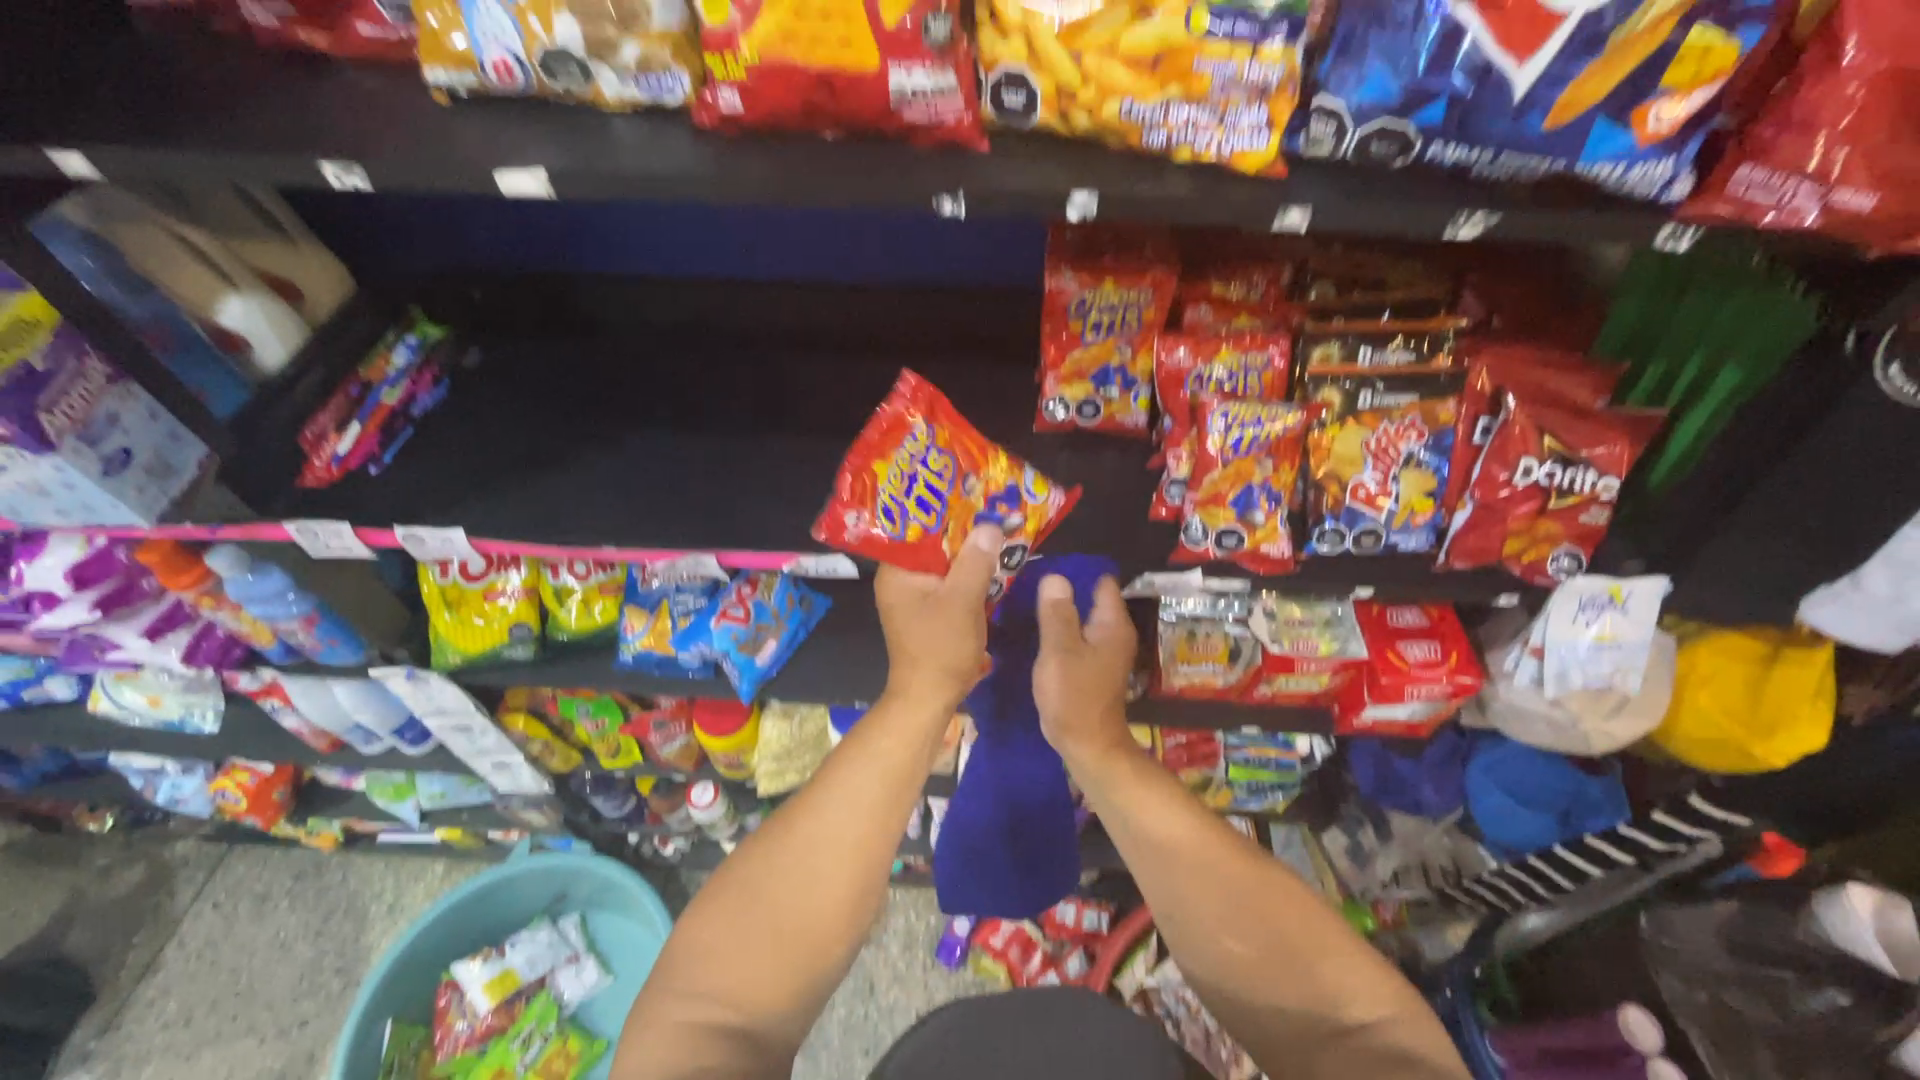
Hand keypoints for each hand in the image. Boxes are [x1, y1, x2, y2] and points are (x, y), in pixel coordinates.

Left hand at [874, 525, 1000, 709]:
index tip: (974, 494)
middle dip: (964, 530)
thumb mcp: (963, 601)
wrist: (930, 698)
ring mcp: (914, 596)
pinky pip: (949, 581)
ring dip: (969, 552)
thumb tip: (990, 526)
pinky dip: (969, 573)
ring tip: (998, 528)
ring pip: (944, 563)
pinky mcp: (929, 610)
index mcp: (898, 572)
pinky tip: (992, 564)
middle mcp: (900, 579)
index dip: (946, 510)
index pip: (917, 528)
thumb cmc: (941, 649)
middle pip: (933, 544)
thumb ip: (975, 561)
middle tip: (994, 509)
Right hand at [1034, 574, 1136, 762]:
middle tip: (1027, 583)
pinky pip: (1075, 638)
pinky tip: (1035, 631)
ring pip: (1080, 619)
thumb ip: (1057, 612)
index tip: (1044, 567)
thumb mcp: (1060, 650)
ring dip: (1058, 612)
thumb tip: (1055, 576)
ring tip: (1026, 602)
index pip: (1100, 581)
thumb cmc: (1074, 696)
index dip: (1075, 571)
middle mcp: (1114, 633)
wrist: (1086, 745)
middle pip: (1089, 599)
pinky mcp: (1091, 666)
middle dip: (1062, 590)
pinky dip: (1059, 632)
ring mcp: (1104, 651)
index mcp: (1112, 624)